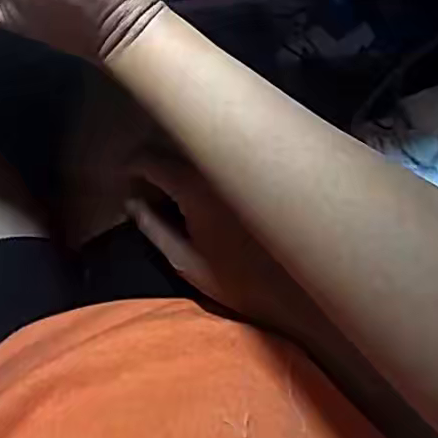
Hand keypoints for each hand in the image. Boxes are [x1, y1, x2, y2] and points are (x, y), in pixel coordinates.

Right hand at [127, 155, 313, 331]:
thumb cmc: (245, 282)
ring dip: (177, 163)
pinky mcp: (258, 165)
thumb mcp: (186, 262)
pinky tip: (205, 194)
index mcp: (191, 183)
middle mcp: (214, 161)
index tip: (125, 184)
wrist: (311, 292)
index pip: (148, 158)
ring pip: (195, 146)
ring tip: (174, 194)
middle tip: (148, 190)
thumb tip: (131, 201)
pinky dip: (202, 165)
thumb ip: (151, 226)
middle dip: (153, 164)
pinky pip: (219, 153)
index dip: (130, 168)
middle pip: (170, 145)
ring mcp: (239, 160)